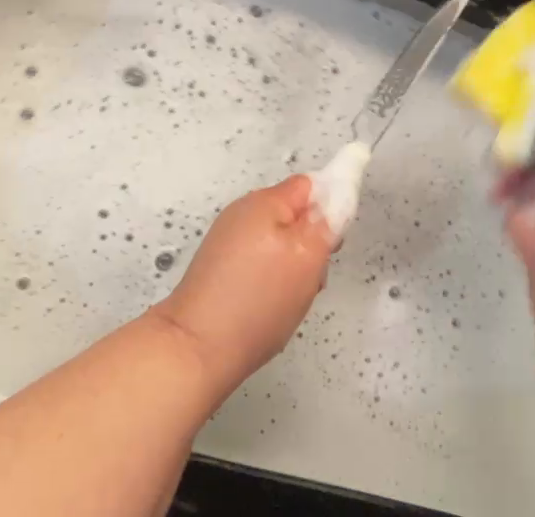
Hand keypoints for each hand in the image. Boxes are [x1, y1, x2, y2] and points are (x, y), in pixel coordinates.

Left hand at [151, 175, 336, 385]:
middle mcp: (243, 213)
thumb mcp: (308, 257)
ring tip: (290, 297)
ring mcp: (228, 241)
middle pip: (294, 216)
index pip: (310, 185)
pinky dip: (271, 280)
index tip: (333, 243)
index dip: (330, 208)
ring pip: (279, 243)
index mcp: (264, 202)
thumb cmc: (260, 300)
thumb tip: (338, 192)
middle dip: (312, 243)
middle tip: (312, 277)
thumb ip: (327, 221)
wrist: (197, 348)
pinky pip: (259, 262)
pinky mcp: (218, 267)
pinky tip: (270, 306)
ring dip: (294, 266)